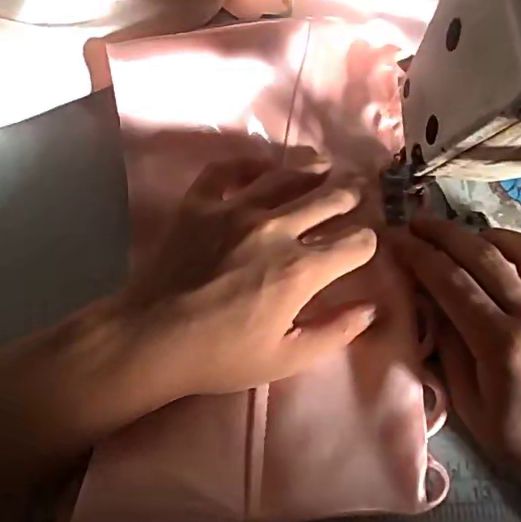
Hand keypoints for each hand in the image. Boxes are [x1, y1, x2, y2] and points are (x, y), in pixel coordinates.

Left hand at [0, 158, 379, 459]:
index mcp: (301, 270)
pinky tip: (263, 164)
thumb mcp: (286, 358)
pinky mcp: (201, 204)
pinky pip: (228, 170)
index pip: (355, 244)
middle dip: (349, 195)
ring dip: (313, 167)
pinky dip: (249, 162)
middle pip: (327, 199)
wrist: (148, 340)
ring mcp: (235, 210)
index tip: (364, 244)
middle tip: (358, 189)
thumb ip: (335, 332)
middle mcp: (276, 230)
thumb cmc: (221, 356)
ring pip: (286, 175)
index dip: (367, 243)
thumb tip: (372, 309)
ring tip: (325, 163)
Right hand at [391, 217, 520, 521]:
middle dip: (447, 234)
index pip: (453, 284)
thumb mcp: (475, 416)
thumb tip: (432, 310)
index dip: (422, 257)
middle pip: (487, 257)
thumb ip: (452, 357)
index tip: (398, 239)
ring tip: (469, 235)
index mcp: (503, 345)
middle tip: (419, 222)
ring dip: (494, 235)